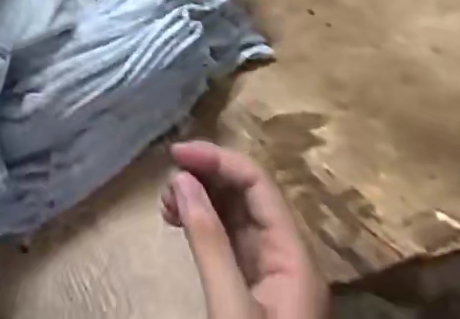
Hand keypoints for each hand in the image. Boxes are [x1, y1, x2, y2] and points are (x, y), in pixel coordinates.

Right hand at [161, 141, 328, 318]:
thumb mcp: (231, 309)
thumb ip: (208, 242)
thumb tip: (182, 178)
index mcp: (294, 258)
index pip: (258, 184)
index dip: (217, 159)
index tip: (174, 155)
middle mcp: (286, 256)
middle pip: (248, 193)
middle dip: (205, 176)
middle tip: (165, 183)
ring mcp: (270, 270)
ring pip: (234, 210)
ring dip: (198, 194)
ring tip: (165, 204)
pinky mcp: (252, 283)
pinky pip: (226, 233)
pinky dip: (199, 217)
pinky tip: (176, 220)